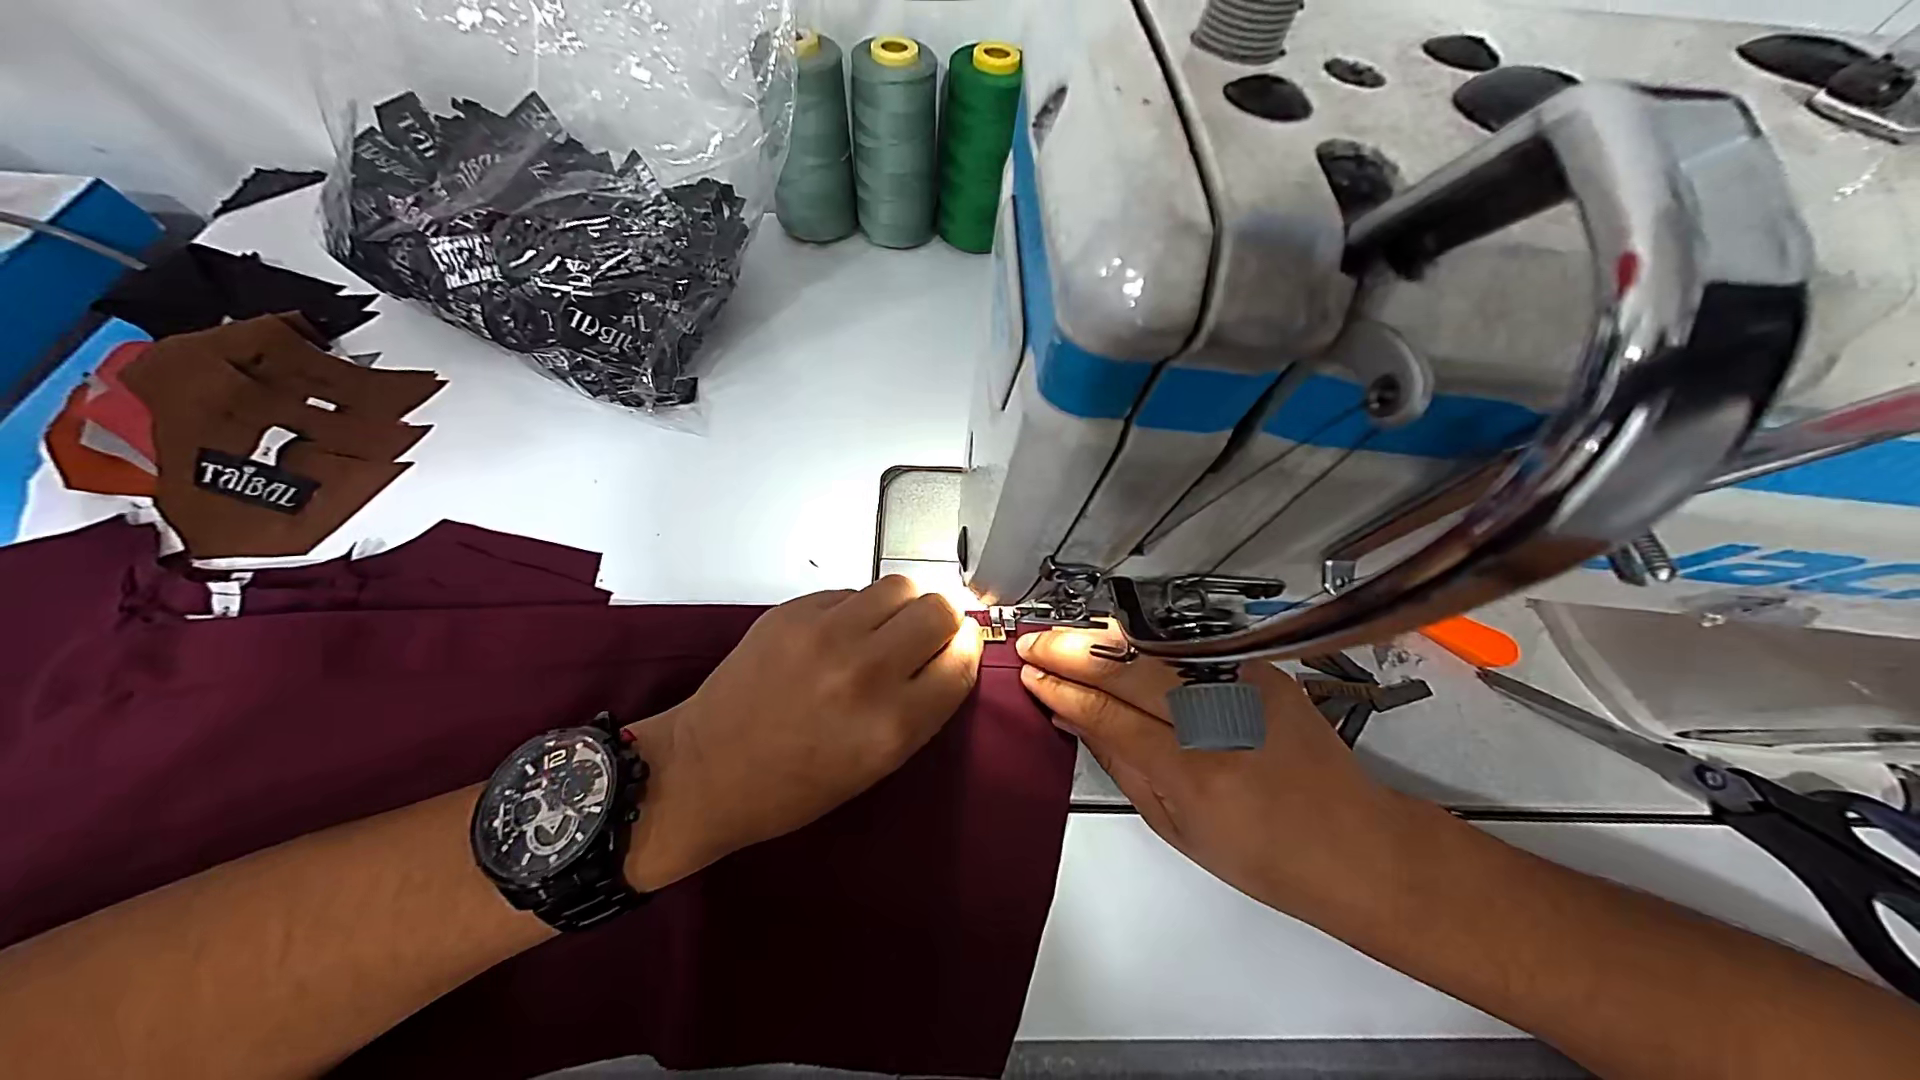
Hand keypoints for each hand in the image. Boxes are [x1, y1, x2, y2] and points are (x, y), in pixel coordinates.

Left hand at [622, 577, 982, 889]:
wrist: (706, 770)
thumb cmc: (794, 786)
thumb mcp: (876, 763)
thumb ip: (921, 706)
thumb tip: (951, 648)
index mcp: (891, 726)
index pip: (961, 661)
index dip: (967, 648)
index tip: (959, 645)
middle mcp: (864, 673)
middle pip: (939, 609)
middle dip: (943, 620)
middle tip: (926, 633)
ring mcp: (824, 634)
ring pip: (900, 585)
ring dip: (904, 604)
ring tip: (884, 628)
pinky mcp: (792, 612)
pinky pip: (851, 591)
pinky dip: (858, 608)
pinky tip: (839, 634)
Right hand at [1016, 624, 1418, 919]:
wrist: (1355, 843)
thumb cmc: (1269, 855)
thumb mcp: (1176, 829)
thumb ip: (1123, 766)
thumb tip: (1079, 723)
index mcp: (1192, 771)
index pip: (1107, 714)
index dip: (1062, 690)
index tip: (1034, 677)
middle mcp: (1219, 722)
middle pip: (1126, 669)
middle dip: (1070, 650)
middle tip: (1036, 643)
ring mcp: (1246, 691)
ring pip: (1156, 651)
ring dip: (1103, 642)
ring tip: (1064, 638)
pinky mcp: (1263, 674)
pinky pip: (1193, 656)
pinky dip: (1155, 653)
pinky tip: (1125, 648)